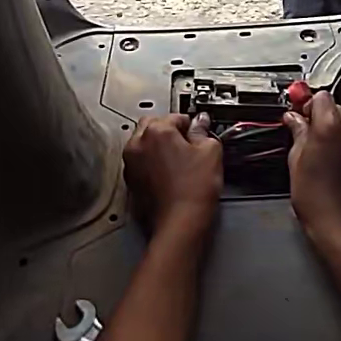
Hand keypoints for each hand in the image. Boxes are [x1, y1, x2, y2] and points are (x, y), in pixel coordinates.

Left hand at [122, 114, 222, 239]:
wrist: (180, 224)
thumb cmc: (193, 191)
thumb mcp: (210, 152)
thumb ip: (203, 131)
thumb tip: (201, 122)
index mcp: (157, 131)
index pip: (176, 116)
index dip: (191, 124)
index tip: (199, 132)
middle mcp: (138, 144)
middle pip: (153, 125)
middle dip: (169, 130)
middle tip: (187, 143)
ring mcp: (131, 163)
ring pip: (143, 143)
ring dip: (157, 145)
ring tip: (178, 159)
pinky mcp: (130, 181)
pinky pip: (140, 162)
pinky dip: (151, 162)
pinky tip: (169, 173)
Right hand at [283, 92, 340, 245]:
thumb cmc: (317, 200)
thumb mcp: (296, 161)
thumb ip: (297, 132)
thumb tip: (294, 118)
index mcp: (331, 126)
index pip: (321, 96)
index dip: (307, 104)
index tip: (298, 113)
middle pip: (334, 107)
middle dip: (319, 117)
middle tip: (304, 134)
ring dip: (332, 129)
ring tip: (318, 151)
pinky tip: (332, 160)